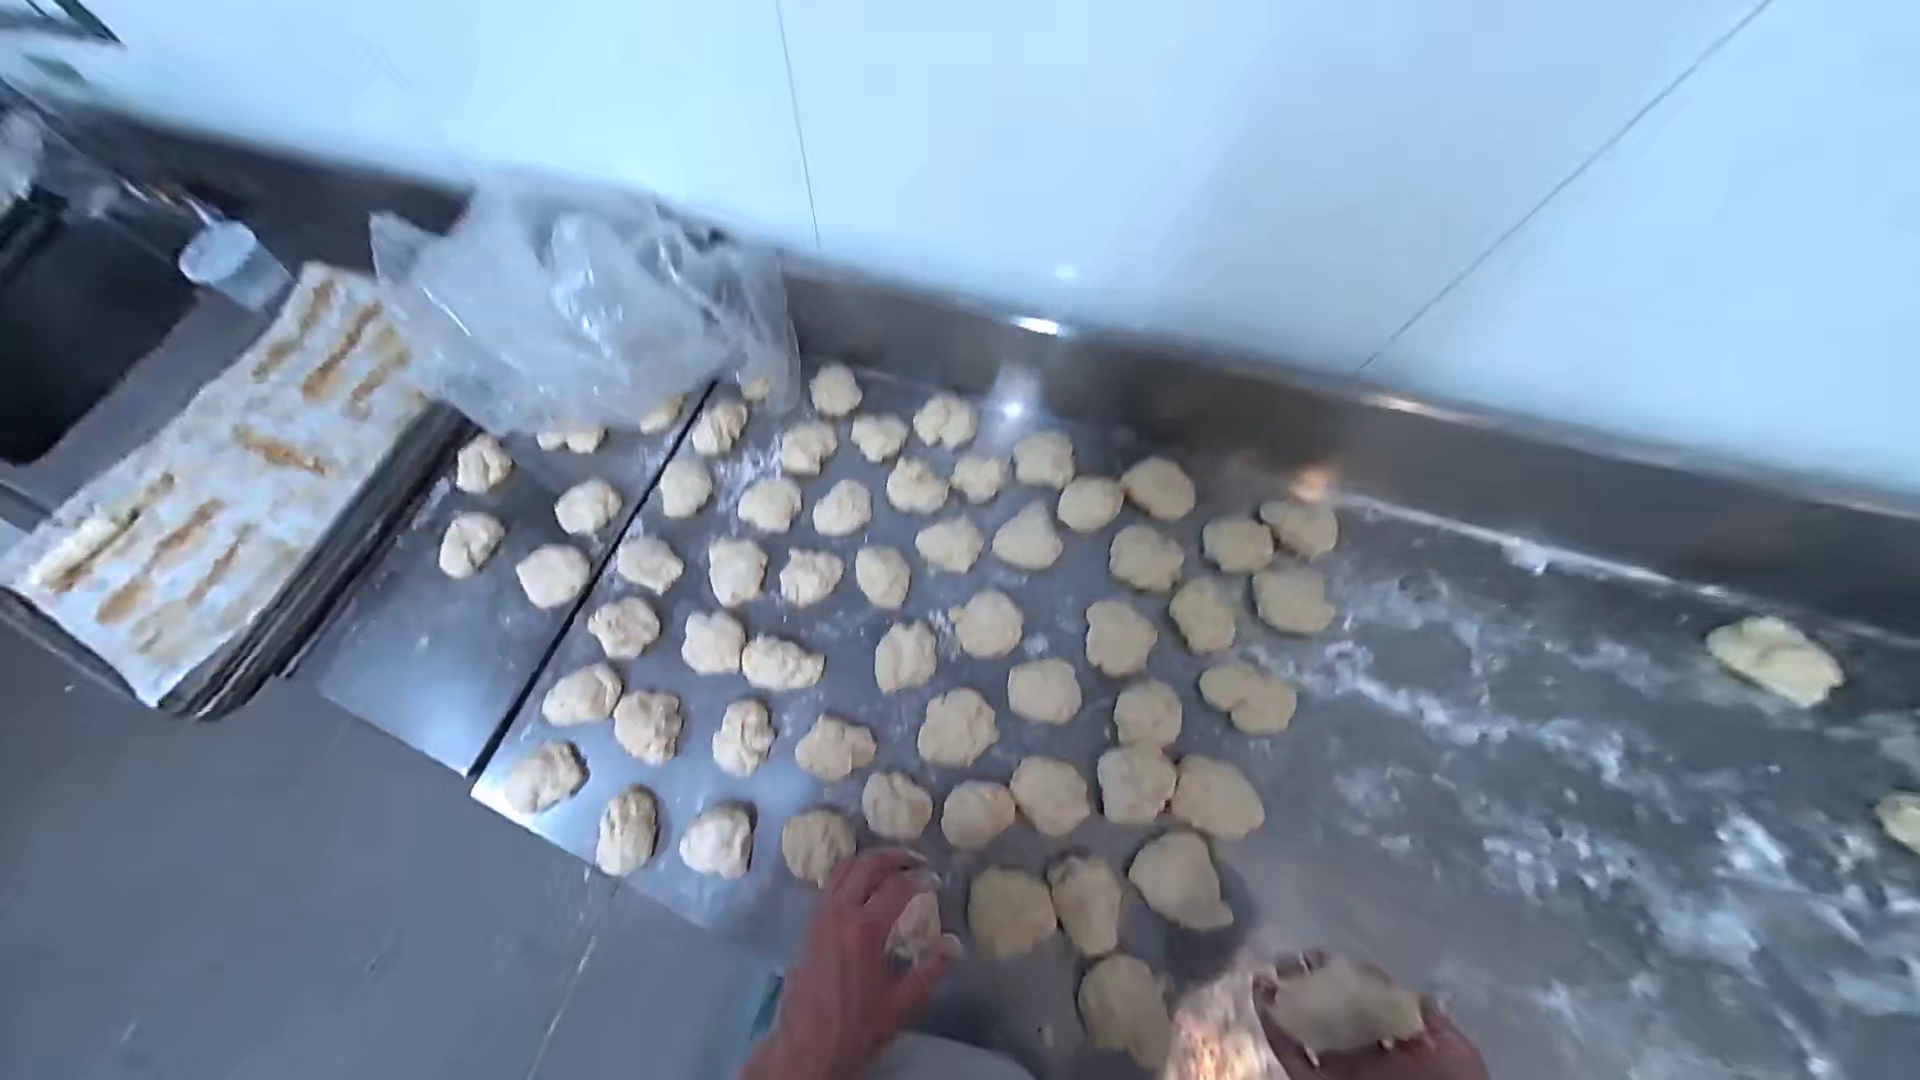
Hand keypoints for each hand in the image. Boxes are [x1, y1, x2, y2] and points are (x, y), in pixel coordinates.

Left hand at [741, 850, 960, 1079]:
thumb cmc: (855, 1027)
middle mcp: (841, 910)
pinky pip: (832, 881)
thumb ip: (931, 971)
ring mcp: (821, 912)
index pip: (898, 885)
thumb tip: (955, 945)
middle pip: (870, 863)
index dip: (920, 878)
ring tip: (892, 866)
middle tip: (917, 862)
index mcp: (865, 928)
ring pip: (847, 865)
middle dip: (897, 857)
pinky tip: (865, 886)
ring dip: (872, 860)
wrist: (805, 1047)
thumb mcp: (901, 1005)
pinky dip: (853, 872)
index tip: (935, 881)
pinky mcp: (810, 920)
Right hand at [1253, 953, 1488, 1079]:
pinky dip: (1271, 1023)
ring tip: (1270, 970)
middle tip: (1292, 959)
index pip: (1366, 1002)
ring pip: (1303, 1026)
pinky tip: (1261, 993)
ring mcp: (1337, 1071)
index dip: (1347, 975)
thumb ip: (1435, 1024)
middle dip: (1309, 980)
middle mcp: (1362, 1056)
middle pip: (1329, 1008)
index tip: (1327, 957)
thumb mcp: (1458, 1059)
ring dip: (1284, 996)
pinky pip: (1289, 1052)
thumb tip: (1419, 992)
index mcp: (1395, 1050)